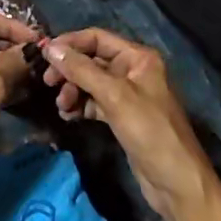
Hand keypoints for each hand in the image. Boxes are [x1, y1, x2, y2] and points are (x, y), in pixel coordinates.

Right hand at [43, 29, 216, 220]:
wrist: (175, 182)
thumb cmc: (149, 130)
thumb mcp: (114, 96)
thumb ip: (82, 70)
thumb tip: (51, 49)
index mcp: (138, 57)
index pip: (98, 38)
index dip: (71, 43)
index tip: (44, 54)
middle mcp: (133, 70)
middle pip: (93, 60)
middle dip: (70, 70)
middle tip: (48, 83)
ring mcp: (128, 95)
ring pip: (92, 83)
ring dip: (73, 90)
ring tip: (62, 106)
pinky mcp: (122, 117)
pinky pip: (95, 103)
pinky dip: (81, 106)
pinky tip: (68, 116)